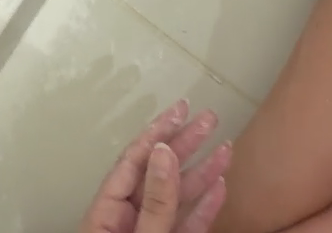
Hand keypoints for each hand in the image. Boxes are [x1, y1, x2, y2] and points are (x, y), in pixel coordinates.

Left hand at [79, 101, 230, 232]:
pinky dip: (204, 207)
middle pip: (158, 172)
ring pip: (177, 198)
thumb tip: (163, 151)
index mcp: (105, 213)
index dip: (159, 131)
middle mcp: (125, 220)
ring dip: (202, 173)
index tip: (182, 109)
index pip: (133, 160)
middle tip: (209, 118)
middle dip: (185, 144)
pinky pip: (186, 225)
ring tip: (226, 148)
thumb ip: (154, 200)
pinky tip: (220, 186)